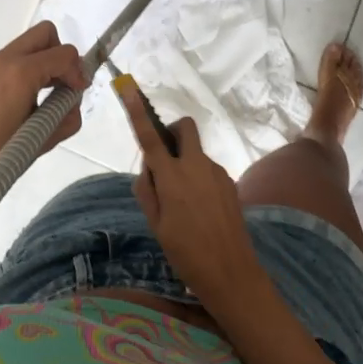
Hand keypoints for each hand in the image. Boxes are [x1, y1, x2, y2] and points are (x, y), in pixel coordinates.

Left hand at [0, 22, 90, 169]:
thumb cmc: (5, 153)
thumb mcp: (48, 136)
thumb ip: (70, 112)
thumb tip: (73, 96)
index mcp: (21, 72)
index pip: (64, 53)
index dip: (77, 72)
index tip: (78, 92)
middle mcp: (5, 59)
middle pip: (45, 33)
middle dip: (61, 56)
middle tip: (65, 84)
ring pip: (31, 43)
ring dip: (47, 61)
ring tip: (50, 94)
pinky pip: (18, 57)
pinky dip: (32, 68)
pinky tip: (32, 97)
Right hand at [117, 79, 265, 299]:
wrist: (232, 275)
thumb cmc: (186, 253)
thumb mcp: (156, 225)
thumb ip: (147, 190)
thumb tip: (148, 168)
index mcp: (172, 177)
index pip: (151, 137)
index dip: (138, 112)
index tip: (130, 89)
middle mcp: (196, 166)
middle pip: (184, 128)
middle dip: (173, 132)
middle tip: (165, 159)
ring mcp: (217, 172)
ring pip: (196, 153)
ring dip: (186, 163)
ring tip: (183, 205)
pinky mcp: (230, 183)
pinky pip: (208, 170)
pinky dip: (199, 179)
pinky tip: (200, 212)